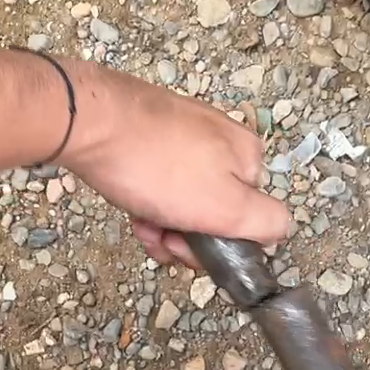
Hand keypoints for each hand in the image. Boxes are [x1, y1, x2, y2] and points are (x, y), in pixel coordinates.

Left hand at [60, 61, 290, 268]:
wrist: (89, 122)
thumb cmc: (153, 165)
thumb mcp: (224, 206)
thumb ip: (265, 221)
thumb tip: (280, 230)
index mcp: (248, 156)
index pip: (249, 217)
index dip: (218, 244)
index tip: (187, 248)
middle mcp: (222, 139)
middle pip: (214, 208)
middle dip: (185, 234)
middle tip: (158, 235)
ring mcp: (185, 133)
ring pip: (182, 197)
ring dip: (162, 222)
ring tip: (140, 223)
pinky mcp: (153, 131)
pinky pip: (158, 177)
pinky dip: (146, 198)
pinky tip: (130, 206)